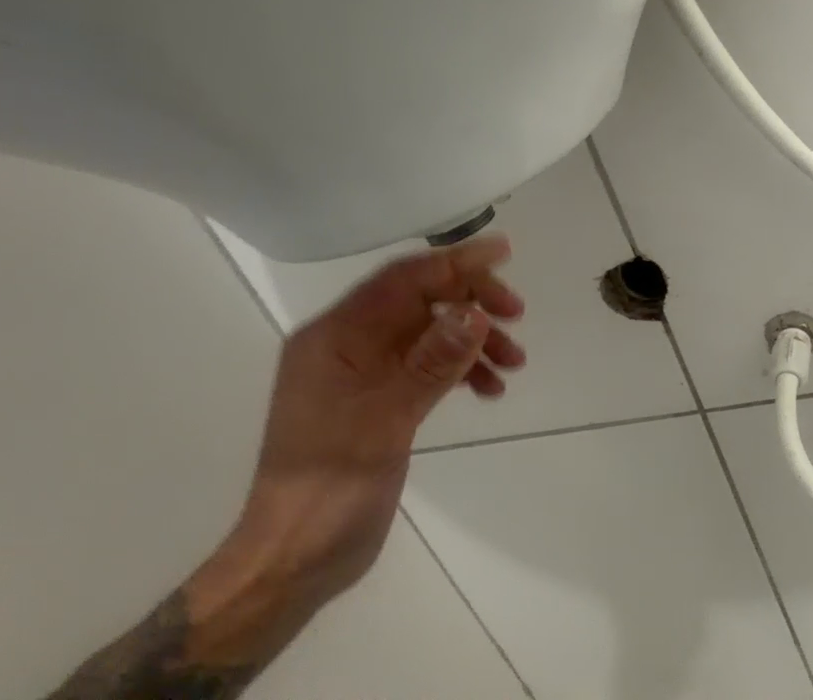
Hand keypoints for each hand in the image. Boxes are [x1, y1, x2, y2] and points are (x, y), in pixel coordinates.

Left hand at [219, 236, 525, 608]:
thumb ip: (433, 362)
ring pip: (429, 334)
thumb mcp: (386, 420)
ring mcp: (362, 375)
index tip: (503, 252)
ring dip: (473, 341)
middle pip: (419, 302)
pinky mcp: (377, 402)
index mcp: (335, 338)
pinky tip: (489, 389)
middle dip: (471, 302)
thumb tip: (476, 312)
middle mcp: (346, 346)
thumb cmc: (330, 487)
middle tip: (517, 316)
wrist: (295, 560)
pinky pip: (426, 366)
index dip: (454, 262)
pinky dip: (460, 370)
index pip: (402, 281)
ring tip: (514, 363)